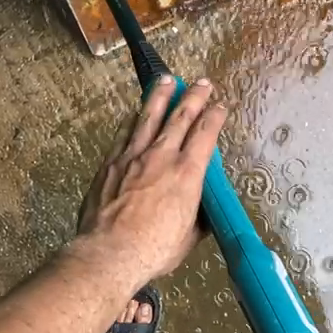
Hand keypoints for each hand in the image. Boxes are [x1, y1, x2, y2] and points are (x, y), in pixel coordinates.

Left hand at [73, 76, 226, 285]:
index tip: (221, 106)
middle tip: (203, 82)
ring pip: (149, 116)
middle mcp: (161, 157)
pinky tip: (134, 112)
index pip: (205, 135)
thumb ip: (197, 219)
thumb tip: (203, 214)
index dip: (215, 117)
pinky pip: (124, 133)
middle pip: (180, 117)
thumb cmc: (154, 250)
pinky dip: (132, 119)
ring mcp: (133, 157)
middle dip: (194, 96)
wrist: (111, 253)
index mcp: (187, 175)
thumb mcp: (188, 237)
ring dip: (160, 95)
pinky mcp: (110, 163)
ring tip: (167, 79)